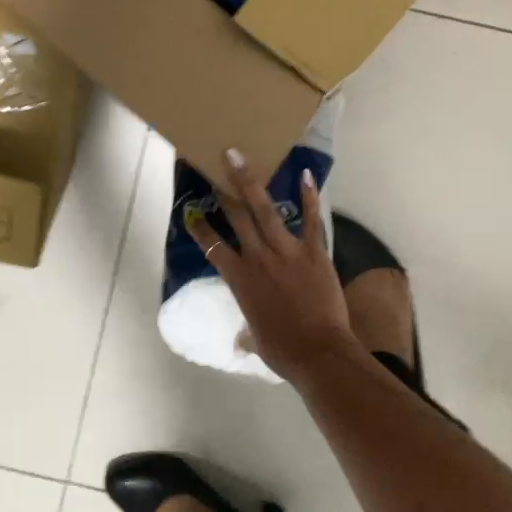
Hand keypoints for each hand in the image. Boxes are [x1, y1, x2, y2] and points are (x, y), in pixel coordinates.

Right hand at [185, 150, 358, 380]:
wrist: (319, 353)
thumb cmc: (284, 352)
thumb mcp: (258, 340)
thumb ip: (248, 332)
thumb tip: (241, 341)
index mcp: (240, 280)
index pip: (213, 247)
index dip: (201, 229)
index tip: (192, 212)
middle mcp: (258, 257)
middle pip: (236, 217)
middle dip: (224, 191)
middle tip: (215, 168)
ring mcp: (286, 251)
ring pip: (264, 209)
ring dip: (250, 181)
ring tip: (238, 157)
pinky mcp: (313, 251)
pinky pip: (311, 219)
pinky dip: (309, 197)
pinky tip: (306, 174)